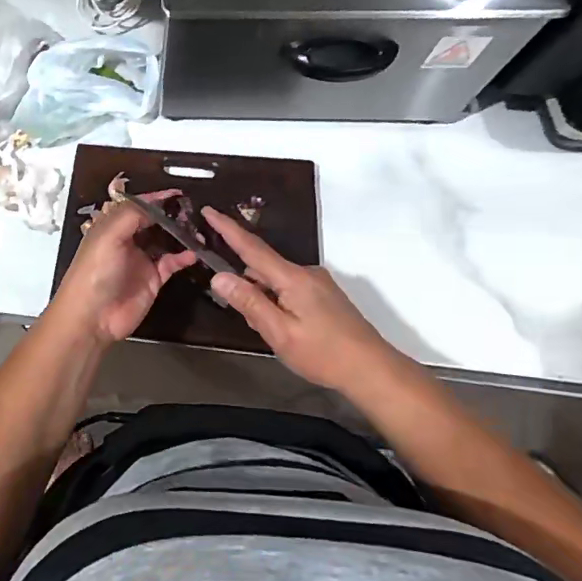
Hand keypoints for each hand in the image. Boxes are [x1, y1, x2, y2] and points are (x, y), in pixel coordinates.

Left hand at [50, 191, 198, 344]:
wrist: (92, 317)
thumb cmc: (96, 271)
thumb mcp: (108, 235)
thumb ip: (132, 214)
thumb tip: (157, 204)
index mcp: (112, 226)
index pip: (136, 206)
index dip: (155, 198)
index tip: (178, 193)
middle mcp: (127, 240)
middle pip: (153, 222)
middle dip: (172, 215)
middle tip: (194, 210)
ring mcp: (141, 260)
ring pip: (166, 241)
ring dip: (181, 234)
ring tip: (199, 229)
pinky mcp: (153, 279)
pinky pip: (172, 263)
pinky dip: (184, 257)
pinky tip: (195, 252)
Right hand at [201, 206, 407, 389]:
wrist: (373, 370)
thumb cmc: (324, 354)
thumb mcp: (279, 333)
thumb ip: (249, 303)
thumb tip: (219, 276)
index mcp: (293, 278)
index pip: (252, 248)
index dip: (228, 229)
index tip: (208, 210)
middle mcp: (306, 273)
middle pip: (262, 268)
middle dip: (247, 288)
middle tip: (251, 322)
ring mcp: (318, 283)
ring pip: (276, 283)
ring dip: (264, 301)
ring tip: (274, 334)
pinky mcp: (325, 296)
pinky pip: (290, 290)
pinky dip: (278, 304)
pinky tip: (287, 330)